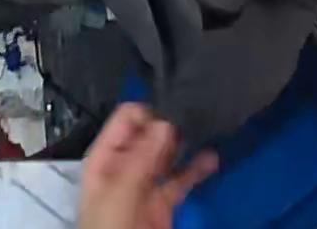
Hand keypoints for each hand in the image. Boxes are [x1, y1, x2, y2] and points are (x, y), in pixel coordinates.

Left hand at [78, 103, 217, 228]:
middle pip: (147, 135)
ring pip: (165, 156)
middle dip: (169, 125)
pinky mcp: (162, 205)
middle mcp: (124, 166)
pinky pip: (179, 181)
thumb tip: (164, 123)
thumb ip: (140, 159)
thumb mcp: (119, 195)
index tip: (173, 110)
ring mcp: (144, 186)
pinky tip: (210, 158)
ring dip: (184, 144)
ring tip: (204, 129)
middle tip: (194, 115)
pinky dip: (194, 170)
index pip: (125, 120)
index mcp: (106, 158)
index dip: (148, 113)